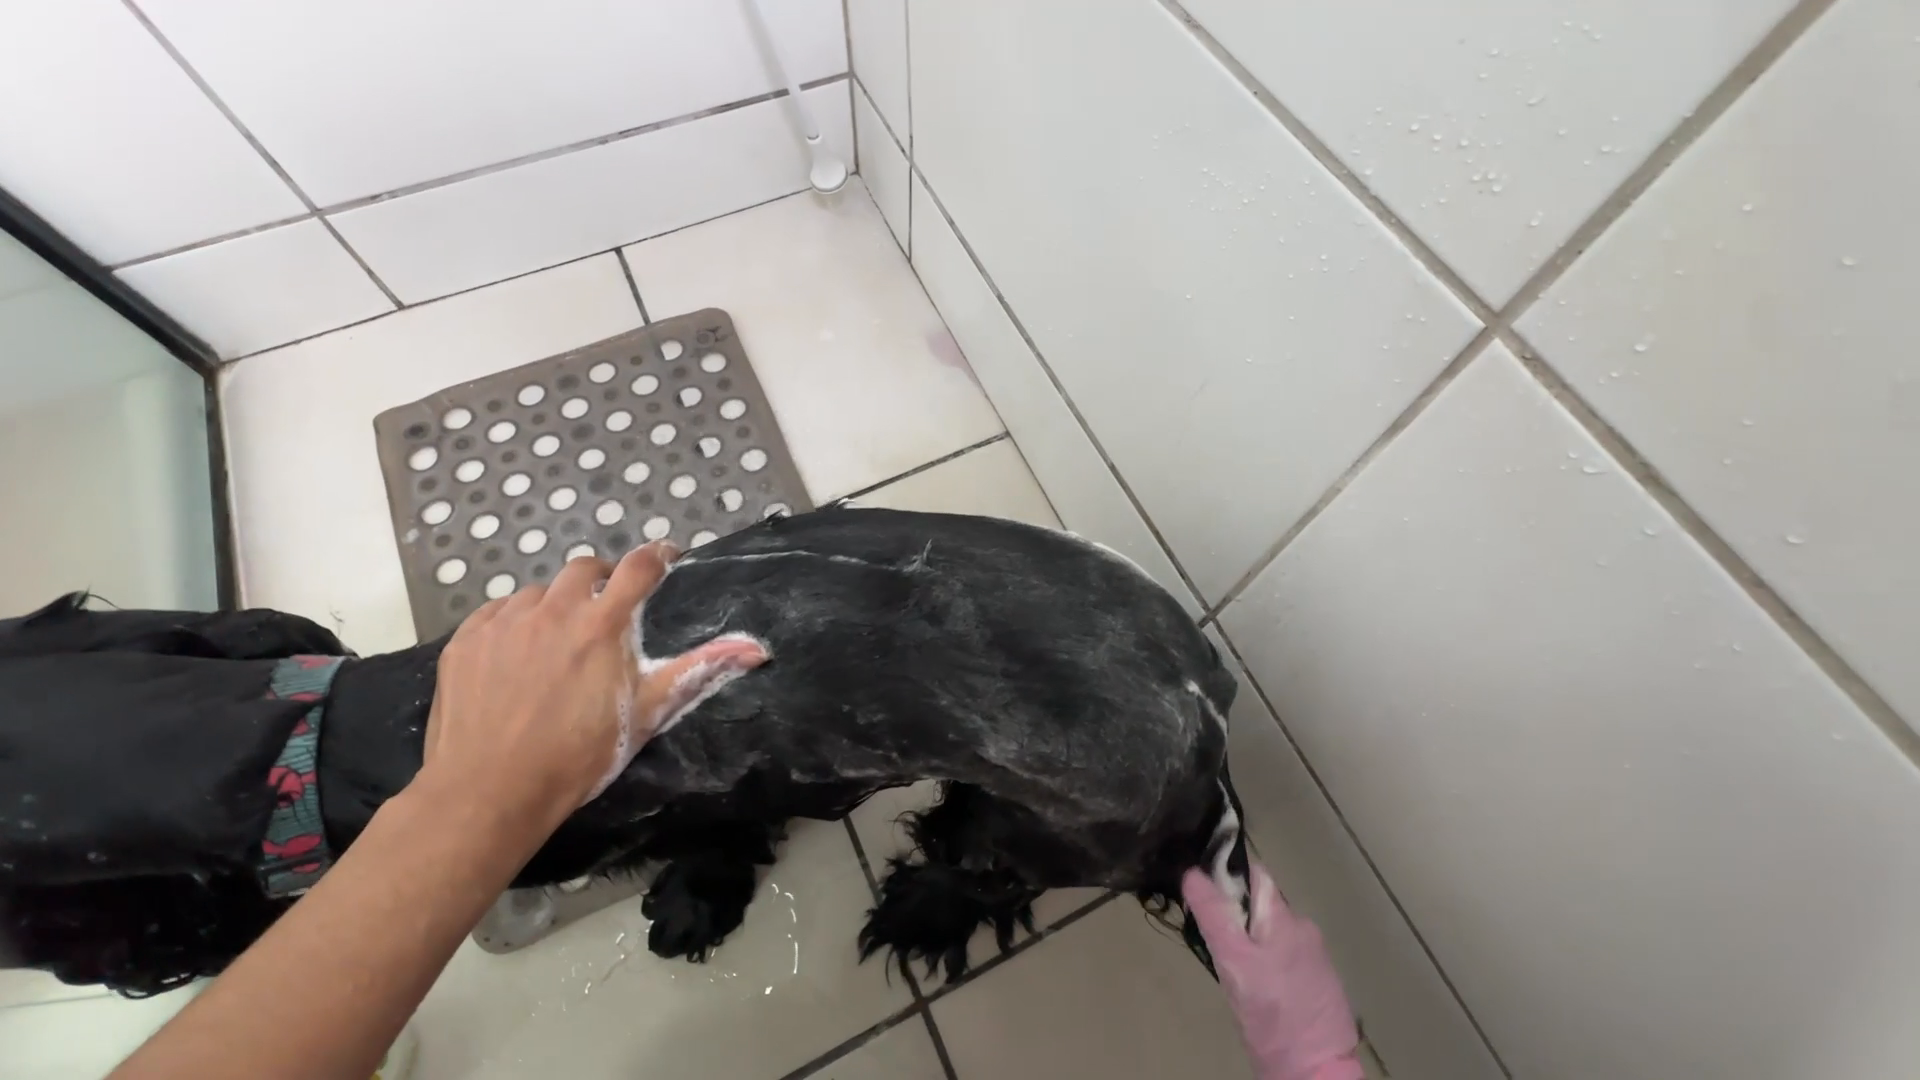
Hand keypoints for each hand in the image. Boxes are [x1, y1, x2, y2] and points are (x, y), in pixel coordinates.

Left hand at [420, 541, 766, 823]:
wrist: (489, 793)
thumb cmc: (579, 755)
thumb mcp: (648, 712)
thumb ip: (698, 670)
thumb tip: (756, 649)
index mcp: (602, 624)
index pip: (639, 567)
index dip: (658, 555)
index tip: (666, 557)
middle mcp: (553, 610)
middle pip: (586, 568)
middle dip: (604, 579)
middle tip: (608, 608)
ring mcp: (504, 623)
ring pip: (538, 591)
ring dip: (556, 604)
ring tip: (559, 638)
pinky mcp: (465, 640)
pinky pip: (496, 611)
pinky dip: (515, 621)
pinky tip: (517, 654)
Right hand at [1183, 864, 1365, 1079]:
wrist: (1316, 1072)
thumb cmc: (1270, 1014)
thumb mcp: (1233, 962)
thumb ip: (1215, 915)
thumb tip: (1192, 873)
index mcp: (1283, 916)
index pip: (1253, 873)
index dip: (1225, 873)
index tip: (1201, 888)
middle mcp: (1303, 927)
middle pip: (1260, 902)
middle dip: (1235, 912)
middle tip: (1213, 938)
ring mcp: (1314, 954)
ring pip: (1270, 929)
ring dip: (1250, 937)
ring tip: (1232, 965)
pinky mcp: (1317, 978)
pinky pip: (1283, 952)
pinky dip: (1265, 957)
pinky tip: (1256, 982)